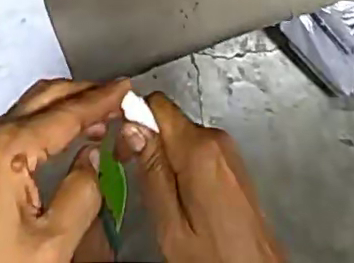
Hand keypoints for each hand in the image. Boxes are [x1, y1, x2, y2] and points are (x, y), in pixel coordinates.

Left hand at [0, 78, 131, 262]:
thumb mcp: (52, 244)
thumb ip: (84, 193)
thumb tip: (95, 159)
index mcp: (13, 147)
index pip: (70, 111)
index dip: (104, 99)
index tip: (128, 89)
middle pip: (50, 95)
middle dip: (87, 91)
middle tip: (119, 96)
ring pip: (36, 104)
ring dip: (70, 102)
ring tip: (102, 110)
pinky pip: (24, 121)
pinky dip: (53, 115)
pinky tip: (70, 130)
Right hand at [118, 92, 285, 262]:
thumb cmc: (212, 254)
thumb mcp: (171, 223)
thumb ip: (151, 171)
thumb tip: (132, 127)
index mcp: (199, 149)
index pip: (159, 105)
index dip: (135, 120)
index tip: (122, 149)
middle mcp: (216, 138)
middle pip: (170, 121)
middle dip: (149, 143)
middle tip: (136, 179)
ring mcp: (227, 146)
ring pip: (182, 135)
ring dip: (165, 157)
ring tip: (161, 198)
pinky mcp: (231, 158)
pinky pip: (197, 148)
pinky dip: (182, 164)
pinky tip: (182, 197)